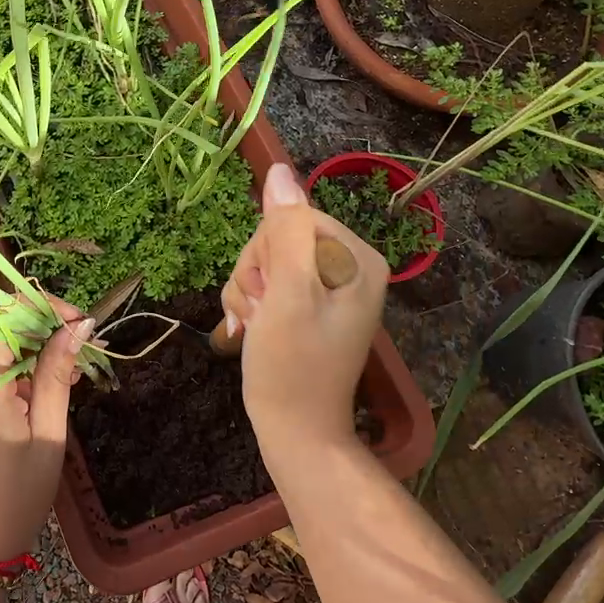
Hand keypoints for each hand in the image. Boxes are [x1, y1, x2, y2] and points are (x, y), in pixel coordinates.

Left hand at [0, 308, 93, 562]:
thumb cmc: (15, 498)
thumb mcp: (47, 435)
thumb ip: (57, 374)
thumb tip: (78, 326)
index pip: (4, 312)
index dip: (43, 307)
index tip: (78, 323)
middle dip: (40, 326)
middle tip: (80, 351)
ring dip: (27, 346)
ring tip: (65, 373)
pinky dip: (9, 366)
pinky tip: (37, 388)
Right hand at [225, 163, 387, 453]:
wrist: (294, 431)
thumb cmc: (293, 366)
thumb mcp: (288, 293)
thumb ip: (285, 230)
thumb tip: (280, 171)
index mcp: (357, 258)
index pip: (293, 217)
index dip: (267, 251)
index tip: (271, 293)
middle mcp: (347, 266)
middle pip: (276, 237)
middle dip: (255, 273)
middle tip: (264, 313)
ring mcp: (326, 288)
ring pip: (263, 259)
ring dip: (246, 291)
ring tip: (257, 326)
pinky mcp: (306, 306)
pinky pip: (264, 282)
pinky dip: (248, 304)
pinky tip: (252, 330)